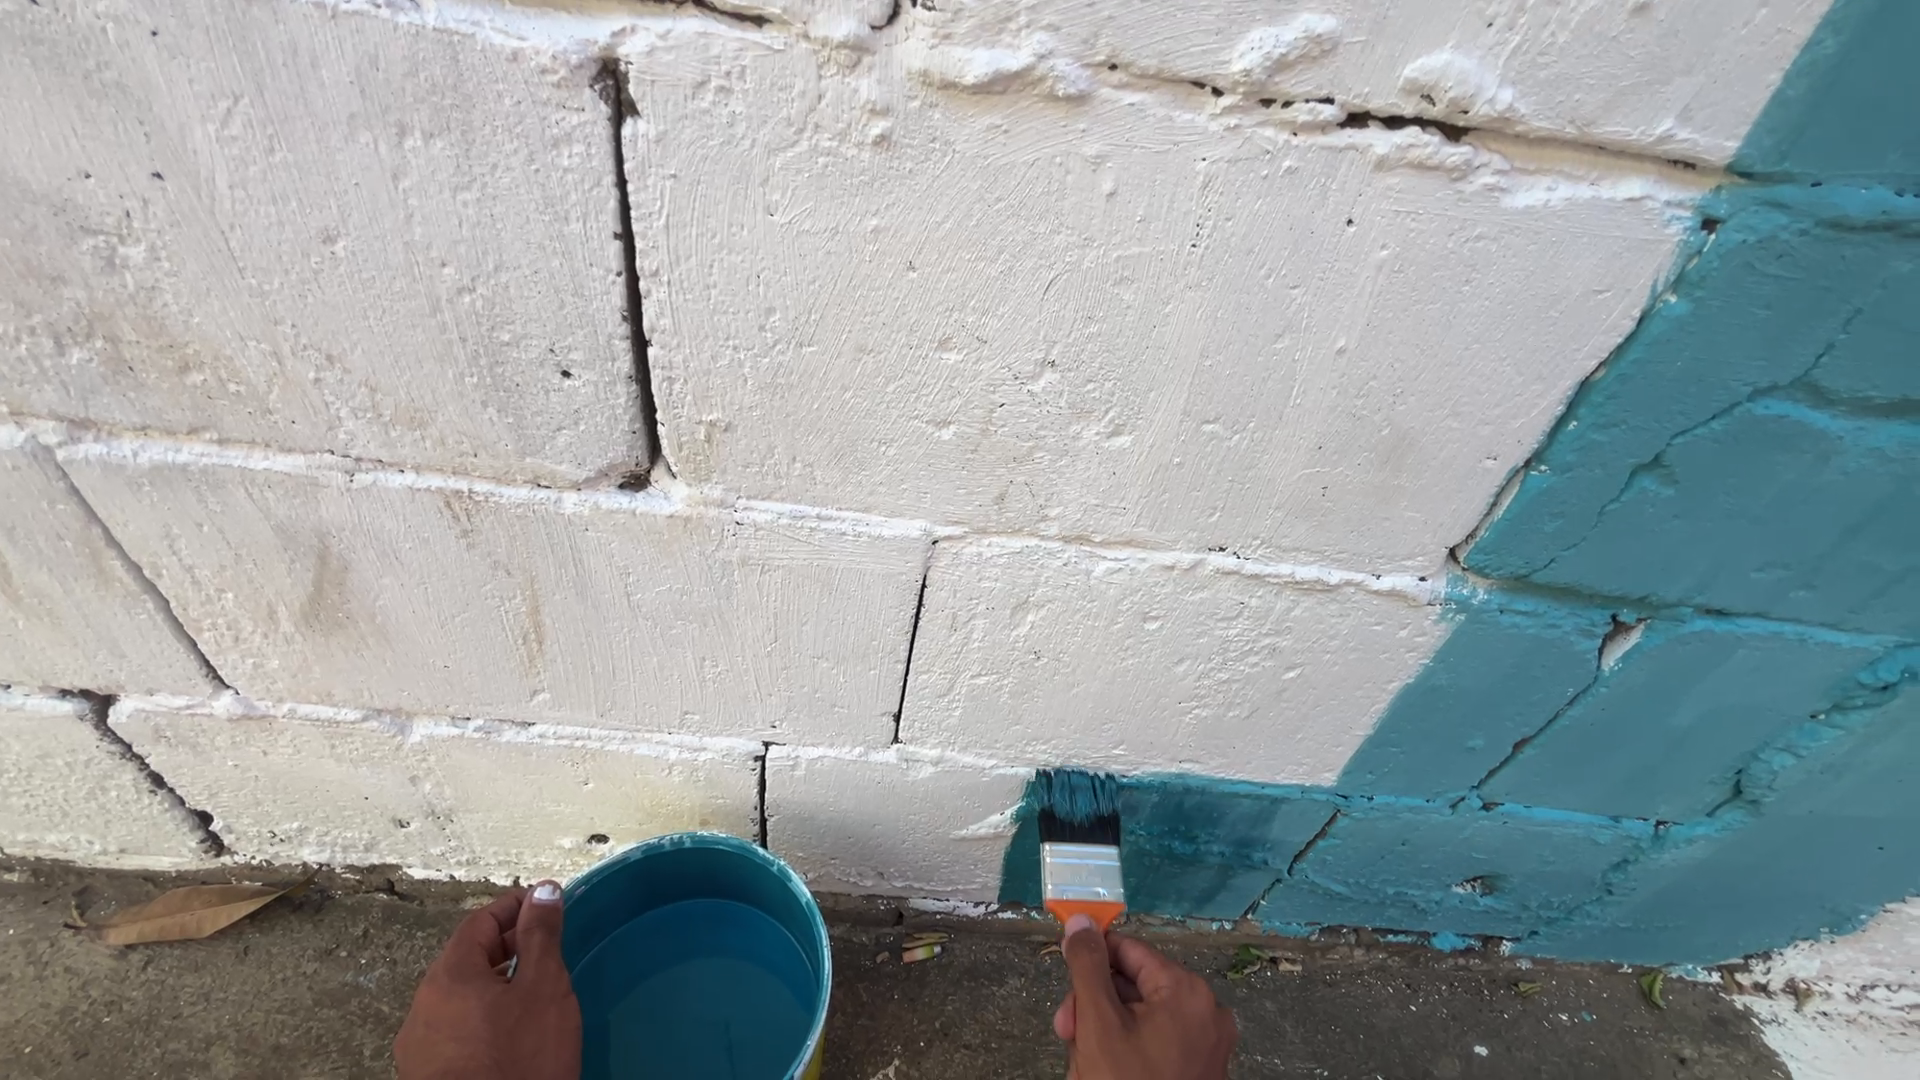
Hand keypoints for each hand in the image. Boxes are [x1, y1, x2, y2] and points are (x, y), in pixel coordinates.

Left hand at [394, 881, 581, 1079]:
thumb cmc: (520, 1056)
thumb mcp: (543, 986)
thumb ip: (541, 934)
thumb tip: (542, 891)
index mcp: (448, 977)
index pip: (480, 921)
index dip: (517, 906)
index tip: (553, 906)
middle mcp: (422, 1008)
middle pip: (467, 956)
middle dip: (510, 942)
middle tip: (552, 946)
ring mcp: (419, 1048)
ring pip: (462, 993)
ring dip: (499, 979)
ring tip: (538, 987)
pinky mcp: (427, 1077)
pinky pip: (457, 1025)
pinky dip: (487, 1011)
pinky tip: (515, 1029)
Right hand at [1053, 914, 1236, 1079]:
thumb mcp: (1098, 1022)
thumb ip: (1087, 965)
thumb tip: (1080, 920)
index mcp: (1187, 990)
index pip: (1127, 950)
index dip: (1091, 960)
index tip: (1064, 981)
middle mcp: (1206, 1010)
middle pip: (1133, 983)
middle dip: (1094, 1003)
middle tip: (1066, 1030)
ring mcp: (1207, 1044)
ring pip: (1140, 1012)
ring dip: (1104, 1028)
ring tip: (1083, 1058)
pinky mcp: (1201, 1070)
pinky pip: (1156, 1039)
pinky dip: (1127, 1047)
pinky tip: (1104, 1068)